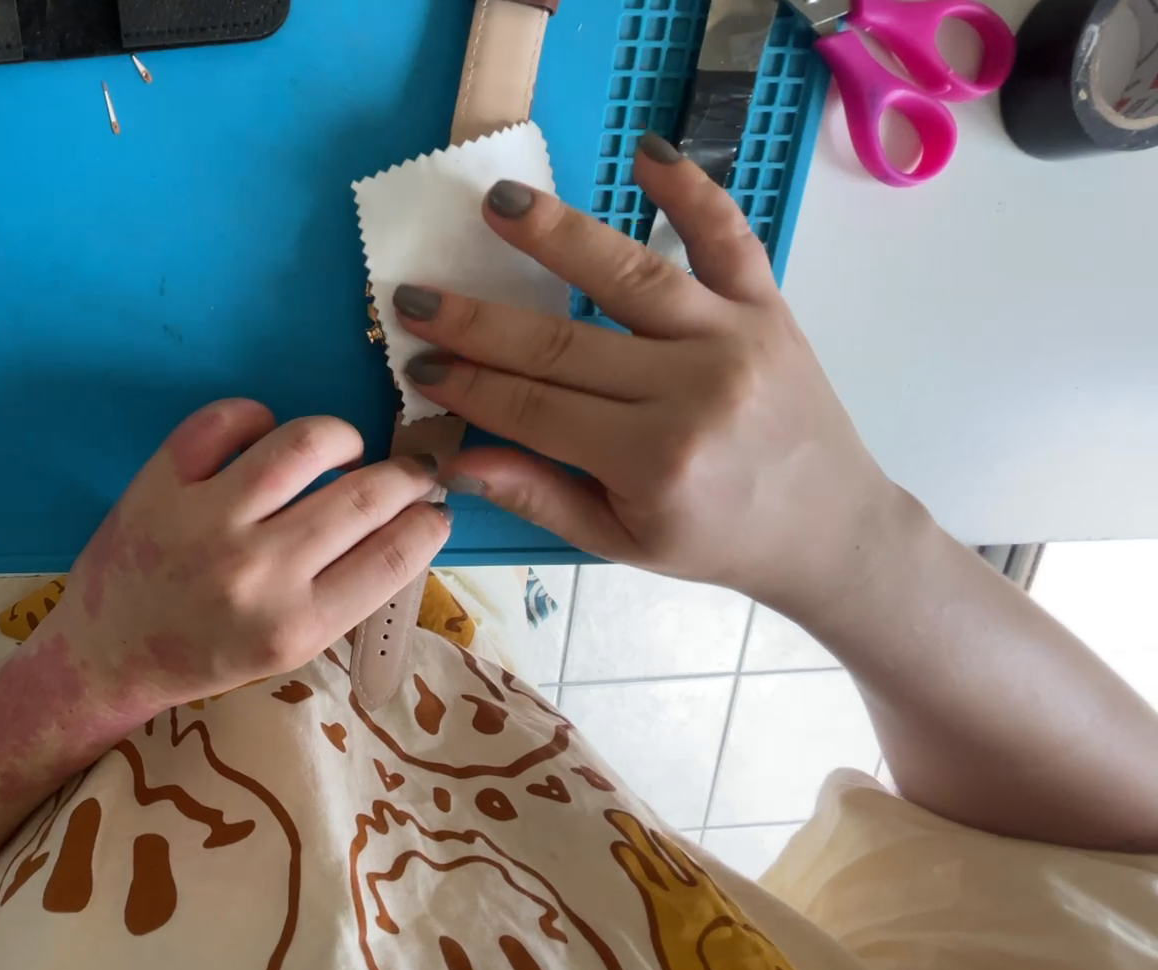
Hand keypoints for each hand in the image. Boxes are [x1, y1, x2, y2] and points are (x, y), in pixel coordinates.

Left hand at [39, 398, 451, 715]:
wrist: (106, 656)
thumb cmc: (202, 657)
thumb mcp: (286, 649)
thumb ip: (342, 594)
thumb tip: (398, 525)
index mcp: (295, 625)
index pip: (394, 556)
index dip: (429, 521)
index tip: (434, 507)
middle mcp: (256, 569)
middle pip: (365, 495)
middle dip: (408, 474)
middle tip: (411, 470)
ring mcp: (205, 518)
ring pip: (305, 442)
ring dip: (342, 436)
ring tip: (343, 449)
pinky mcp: (160, 482)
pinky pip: (226, 419)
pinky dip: (257, 416)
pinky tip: (263, 437)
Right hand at [388, 135, 921, 614]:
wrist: (830, 529)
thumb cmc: (710, 540)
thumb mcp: (615, 538)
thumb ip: (535, 496)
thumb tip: (452, 463)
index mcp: (651, 457)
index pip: (533, 408)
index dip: (468, 386)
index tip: (416, 363)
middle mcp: (693, 388)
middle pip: (561, 343)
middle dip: (476, 321)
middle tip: (415, 296)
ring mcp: (735, 335)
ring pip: (631, 274)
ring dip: (557, 235)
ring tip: (497, 203)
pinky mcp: (769, 305)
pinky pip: (728, 237)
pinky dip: (690, 190)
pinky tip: (646, 152)